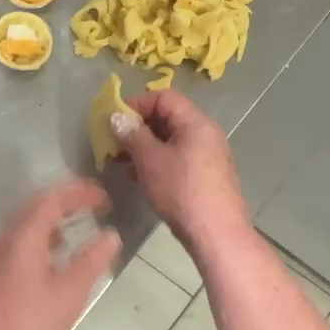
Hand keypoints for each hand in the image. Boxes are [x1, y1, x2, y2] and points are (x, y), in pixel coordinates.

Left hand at [0, 181, 122, 329]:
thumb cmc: (32, 320)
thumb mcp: (70, 291)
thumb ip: (92, 260)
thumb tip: (111, 235)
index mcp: (25, 236)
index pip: (52, 199)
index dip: (79, 192)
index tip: (104, 196)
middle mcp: (8, 236)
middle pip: (36, 203)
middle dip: (66, 197)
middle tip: (94, 202)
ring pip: (26, 218)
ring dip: (52, 213)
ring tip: (79, 220)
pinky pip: (21, 234)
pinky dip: (42, 230)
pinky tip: (56, 248)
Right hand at [112, 90, 250, 247]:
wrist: (215, 232)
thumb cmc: (180, 190)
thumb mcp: (150, 160)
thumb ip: (132, 135)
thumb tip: (117, 117)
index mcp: (196, 123)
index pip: (164, 97)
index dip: (137, 103)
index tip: (115, 121)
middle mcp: (206, 133)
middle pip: (168, 118)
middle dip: (138, 128)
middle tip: (115, 144)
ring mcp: (208, 155)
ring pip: (171, 140)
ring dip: (145, 147)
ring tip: (124, 163)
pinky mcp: (206, 175)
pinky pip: (178, 158)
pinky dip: (157, 161)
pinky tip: (141, 178)